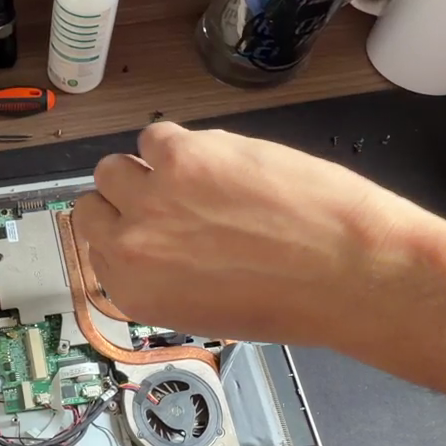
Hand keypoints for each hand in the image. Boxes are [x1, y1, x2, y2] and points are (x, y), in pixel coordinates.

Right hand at [71, 122, 445, 347]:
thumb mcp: (203, 310)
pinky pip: (155, 135)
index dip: (119, 231)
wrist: (352, 273)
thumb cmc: (291, 302)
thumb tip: (148, 242)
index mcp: (132, 290)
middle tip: (163, 199)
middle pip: (93, 202)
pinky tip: (216, 161)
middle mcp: (129, 244)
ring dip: (144, 169)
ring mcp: (152, 197)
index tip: (138, 225)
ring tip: (190, 177)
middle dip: (123, 200)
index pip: (94, 246)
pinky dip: (178, 145)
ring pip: (114, 165)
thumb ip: (158, 275)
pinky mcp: (184, 155)